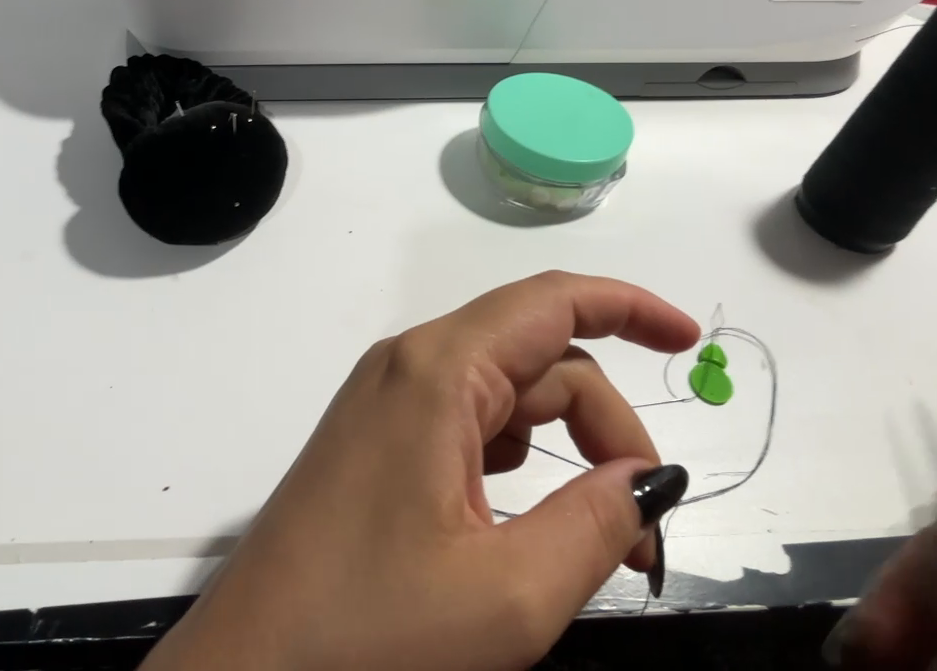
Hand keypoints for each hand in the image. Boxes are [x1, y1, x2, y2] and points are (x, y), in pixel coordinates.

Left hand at [140, 271, 700, 670]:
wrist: (245, 670)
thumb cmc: (370, 632)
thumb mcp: (509, 593)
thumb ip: (599, 523)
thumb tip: (650, 477)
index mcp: (438, 370)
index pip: (551, 302)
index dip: (628, 307)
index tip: (692, 340)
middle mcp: (410, 367)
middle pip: (538, 360)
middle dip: (607, 427)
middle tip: (647, 529)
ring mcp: (388, 403)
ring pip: (506, 398)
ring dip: (567, 451)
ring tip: (603, 537)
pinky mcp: (378, 442)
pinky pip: (469, 427)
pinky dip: (521, 463)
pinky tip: (529, 521)